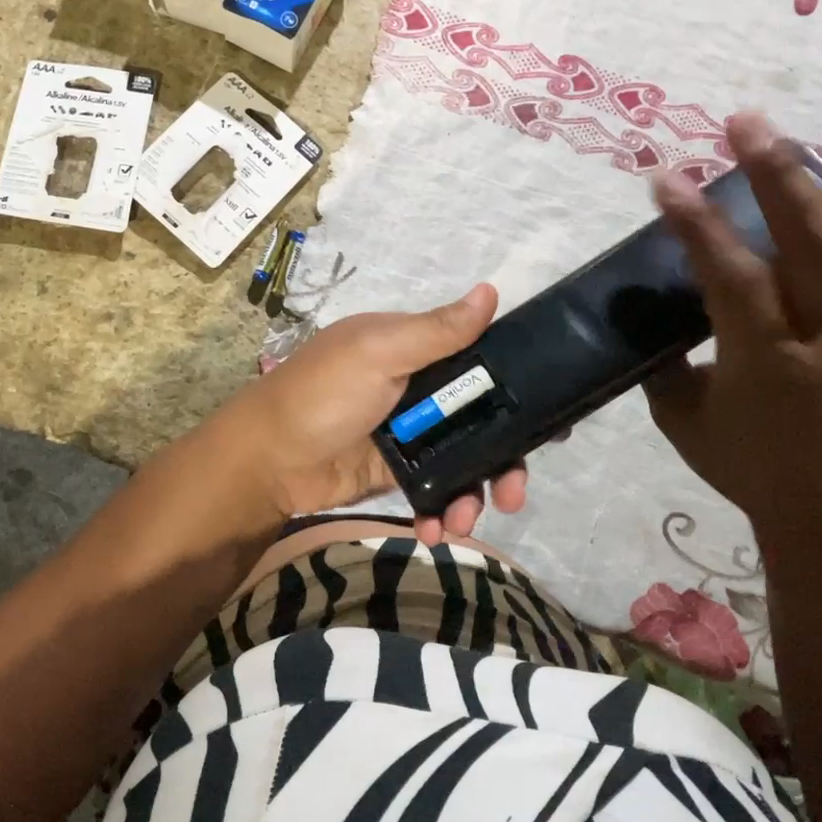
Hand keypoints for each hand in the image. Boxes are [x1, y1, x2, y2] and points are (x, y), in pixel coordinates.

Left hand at [204, 284, 526, 544]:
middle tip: (516, 491)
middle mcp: (420, 387)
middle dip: (506, 458)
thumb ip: (437, 331)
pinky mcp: (397, 472)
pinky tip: (438, 530)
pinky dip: (443, 511)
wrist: (268, 459)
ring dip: (477, 493)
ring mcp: (409, 432)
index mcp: (416, 349)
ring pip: (466, 461)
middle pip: (484, 419)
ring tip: (470, 521)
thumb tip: (491, 291)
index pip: (482, 361)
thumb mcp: (378, 352)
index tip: (553, 420)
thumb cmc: (324, 394)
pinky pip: (436, 490)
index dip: (519, 388)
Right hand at [643, 101, 821, 537]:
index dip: (699, 229)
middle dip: (779, 177)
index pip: (732, 279)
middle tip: (747, 122)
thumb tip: (646, 311)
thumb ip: (665, 358)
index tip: (663, 179)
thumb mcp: (680, 417)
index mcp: (765, 358)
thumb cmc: (742, 461)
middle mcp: (818, 329)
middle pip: (811, 242)